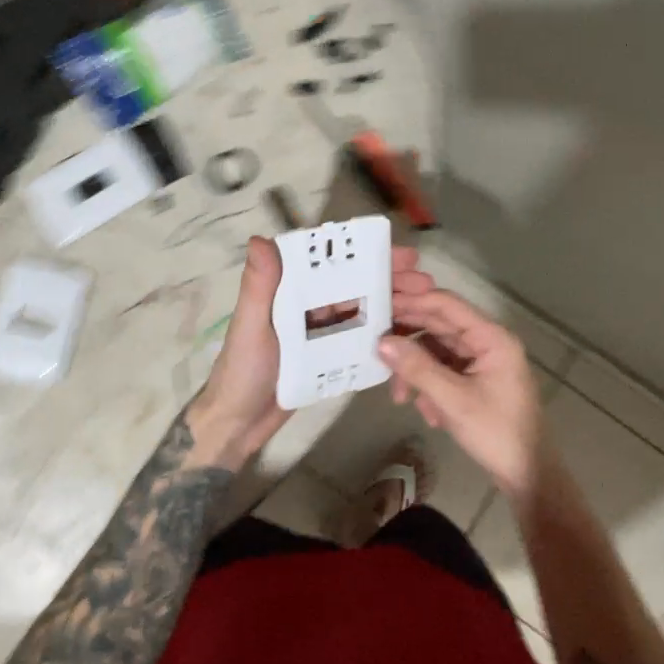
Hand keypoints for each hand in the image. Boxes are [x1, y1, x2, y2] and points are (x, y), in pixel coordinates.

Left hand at [189, 238, 434, 466]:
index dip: (364, 253)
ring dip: (391, 306)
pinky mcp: (327, 360)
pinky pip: (358, 343)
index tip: (398, 252)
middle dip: (388, 279)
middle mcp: (306, 307)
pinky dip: (381, 338)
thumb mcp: (250, 326)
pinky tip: (409, 339)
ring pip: (361, 312)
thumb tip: (261, 239)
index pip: (329, 263)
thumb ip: (258, 285)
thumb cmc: (241, 371)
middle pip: (353, 285)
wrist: (238, 424)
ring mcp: (319, 334)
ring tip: (425, 307)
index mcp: (287, 291)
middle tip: (425, 282)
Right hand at [378, 290, 544, 497]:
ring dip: (416, 371)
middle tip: (373, 344)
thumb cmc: (496, 432)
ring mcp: (481, 364)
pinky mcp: (475, 383)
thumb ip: (417, 368)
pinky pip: (443, 372)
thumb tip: (382, 342)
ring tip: (400, 397)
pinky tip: (426, 412)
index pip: (446, 305)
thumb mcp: (453, 400)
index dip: (412, 302)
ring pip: (437, 353)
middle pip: (438, 327)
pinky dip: (429, 387)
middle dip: (408, 341)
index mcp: (491, 338)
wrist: (527, 474)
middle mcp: (487, 343)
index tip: (380, 304)